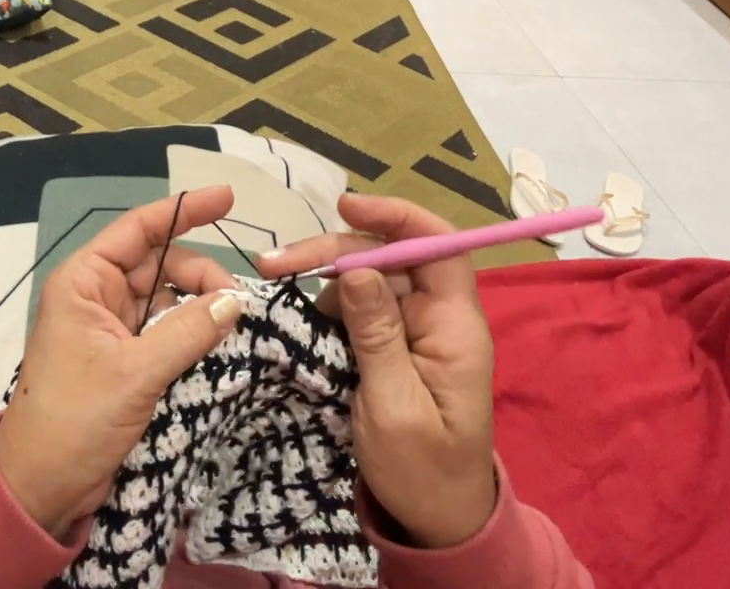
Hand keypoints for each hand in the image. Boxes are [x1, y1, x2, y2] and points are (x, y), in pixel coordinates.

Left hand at [0, 186, 243, 536]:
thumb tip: (236, 300)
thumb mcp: (135, 372)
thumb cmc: (76, 418)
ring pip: (166, 295)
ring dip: (199, 301)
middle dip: (200, 272)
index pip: (138, 230)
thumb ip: (188, 331)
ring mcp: (111, 325)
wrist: (42, 487)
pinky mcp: (124, 356)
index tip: (227, 198)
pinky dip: (191, 327)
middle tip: (237, 301)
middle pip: (159, 262)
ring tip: (233, 321)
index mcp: (84, 281)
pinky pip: (165, 327)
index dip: (183, 210)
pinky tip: (218, 335)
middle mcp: (97, 294)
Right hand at [259, 194, 497, 548]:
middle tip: (274, 262)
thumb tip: (356, 268)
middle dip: (332, 250)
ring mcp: (411, 328)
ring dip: (320, 274)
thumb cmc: (422, 470)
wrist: (432, 521)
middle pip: (388, 256)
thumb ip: (376, 334)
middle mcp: (435, 316)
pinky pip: (355, 304)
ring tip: (275, 280)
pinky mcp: (388, 342)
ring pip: (365, 275)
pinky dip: (323, 301)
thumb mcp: (393, 405)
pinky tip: (295, 310)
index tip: (345, 208)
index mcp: (455, 327)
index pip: (438, 246)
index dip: (397, 216)